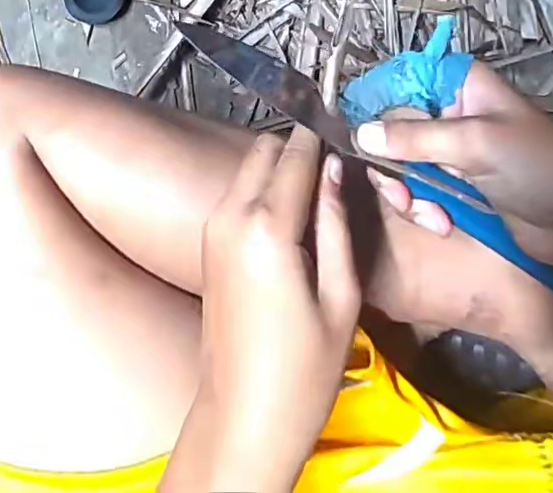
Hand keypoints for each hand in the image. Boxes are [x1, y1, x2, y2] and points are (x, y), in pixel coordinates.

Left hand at [183, 128, 360, 489]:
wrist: (241, 420)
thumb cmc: (302, 372)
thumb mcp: (340, 297)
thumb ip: (336, 222)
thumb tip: (335, 168)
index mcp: (267, 226)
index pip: (296, 153)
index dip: (322, 136)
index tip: (344, 132)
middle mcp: (231, 215)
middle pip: (266, 148)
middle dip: (299, 148)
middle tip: (333, 170)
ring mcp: (213, 227)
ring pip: (250, 166)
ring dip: (281, 166)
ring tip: (318, 196)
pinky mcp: (208, 242)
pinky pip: (239, 191)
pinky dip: (264, 186)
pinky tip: (292, 217)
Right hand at [353, 65, 552, 265]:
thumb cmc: (538, 170)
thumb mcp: (475, 144)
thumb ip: (414, 136)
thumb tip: (360, 133)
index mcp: (459, 83)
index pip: (399, 79)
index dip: (374, 105)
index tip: (356, 135)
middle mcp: (450, 110)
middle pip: (392, 124)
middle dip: (392, 162)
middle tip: (398, 192)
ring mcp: (451, 149)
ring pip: (400, 160)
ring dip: (406, 190)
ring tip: (426, 213)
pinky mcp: (454, 183)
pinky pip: (417, 187)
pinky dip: (421, 206)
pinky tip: (441, 223)